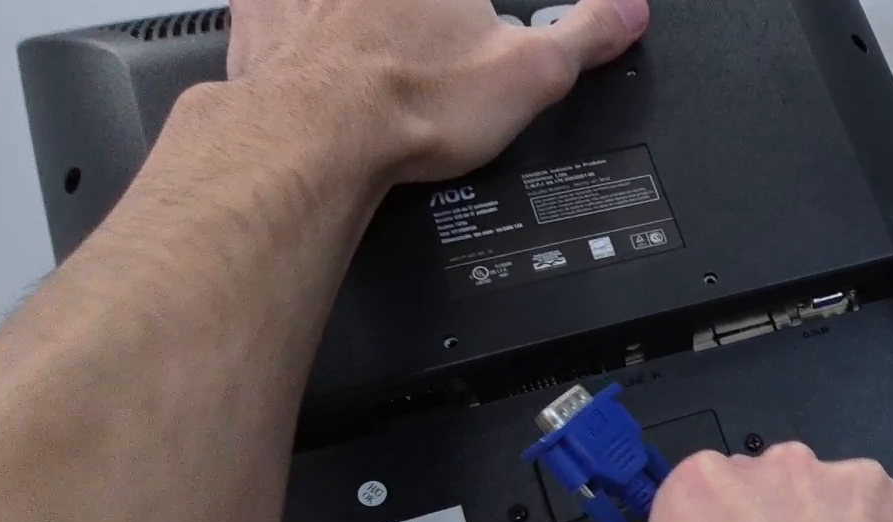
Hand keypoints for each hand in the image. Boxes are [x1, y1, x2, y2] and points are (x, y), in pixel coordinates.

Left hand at [225, 0, 648, 182]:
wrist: (319, 136)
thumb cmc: (416, 103)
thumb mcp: (534, 73)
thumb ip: (585, 35)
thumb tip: (629, 12)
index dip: (484, 25)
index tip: (482, 58)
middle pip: (425, 5)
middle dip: (436, 24)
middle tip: (442, 65)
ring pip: (359, 10)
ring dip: (379, 27)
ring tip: (400, 73)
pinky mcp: (262, 1)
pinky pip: (293, 7)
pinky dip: (320, 27)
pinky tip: (346, 64)